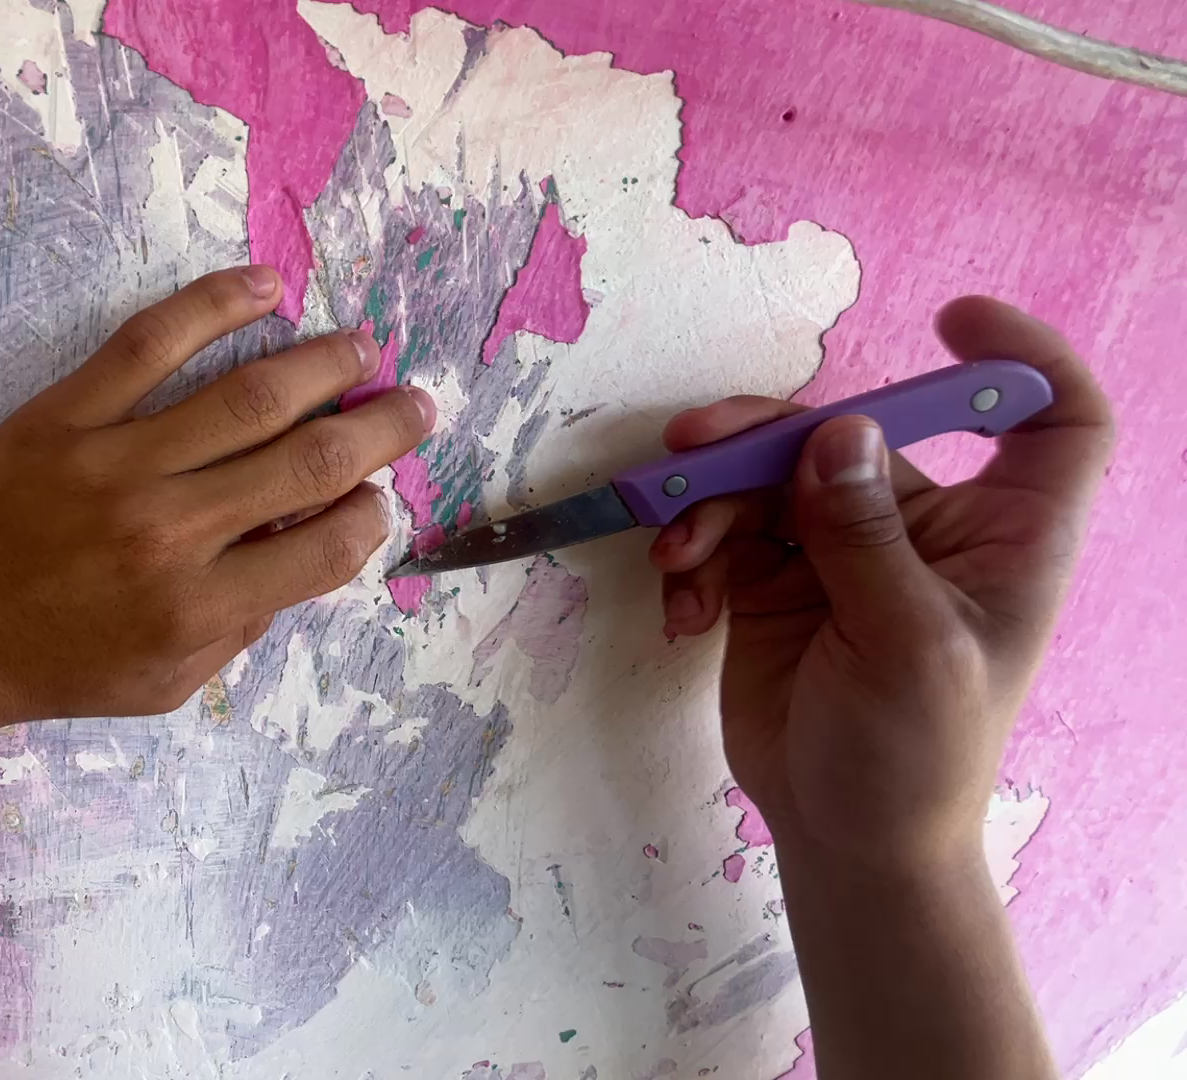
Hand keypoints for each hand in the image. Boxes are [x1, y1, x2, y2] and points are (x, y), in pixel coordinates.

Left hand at [0, 266, 432, 731]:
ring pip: (247, 394)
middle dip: (381, 430)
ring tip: (364, 348)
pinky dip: (214, 306)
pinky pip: (150, 343)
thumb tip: (306, 554)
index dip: (369, 518)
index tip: (375, 498)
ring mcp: (116, 461)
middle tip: (417, 404)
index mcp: (199, 608)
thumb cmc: (49, 670)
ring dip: (322, 364)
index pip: (325, 548)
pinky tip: (263, 288)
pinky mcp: (64, 414)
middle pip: (308, 461)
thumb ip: (244, 626)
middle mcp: (172, 530)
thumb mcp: (163, 684)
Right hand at [650, 297, 1113, 867]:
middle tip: (687, 447)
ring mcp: (827, 555)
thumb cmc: (910, 748)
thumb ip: (866, 537)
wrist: (836, 822)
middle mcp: (909, 531)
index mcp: (992, 538)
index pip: (1044, 426)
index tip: (951, 319)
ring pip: (758, 489)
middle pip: (840, 443)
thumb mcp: (904, 643)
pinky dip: (690, 569)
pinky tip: (682, 615)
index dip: (1015, 362)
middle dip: (759, 442)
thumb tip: (837, 432)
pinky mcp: (764, 584)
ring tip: (677, 563)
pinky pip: (717, 543)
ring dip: (703, 517)